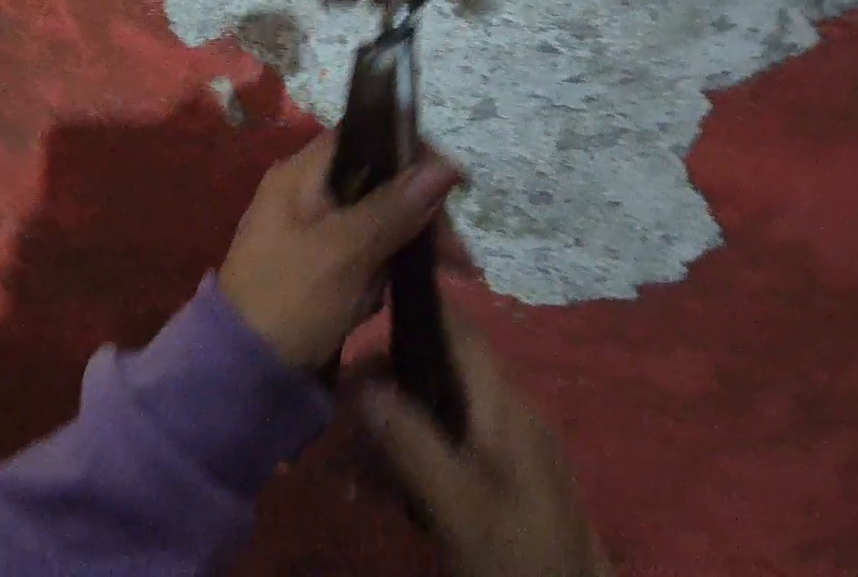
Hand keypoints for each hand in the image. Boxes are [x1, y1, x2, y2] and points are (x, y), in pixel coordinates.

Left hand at [218, 131, 460, 371]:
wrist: (242, 372)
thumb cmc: (290, 300)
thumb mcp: (346, 251)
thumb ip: (395, 207)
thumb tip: (445, 167)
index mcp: (299, 175)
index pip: (364, 138)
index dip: (410, 154)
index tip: (453, 188)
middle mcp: (304, 193)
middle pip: (377, 184)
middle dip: (415, 218)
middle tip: (455, 259)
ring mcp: (310, 231)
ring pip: (376, 224)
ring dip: (395, 256)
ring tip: (397, 289)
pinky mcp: (317, 266)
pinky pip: (362, 257)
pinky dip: (374, 279)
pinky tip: (370, 305)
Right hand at [361, 313, 611, 576]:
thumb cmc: (519, 558)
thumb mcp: (460, 507)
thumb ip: (413, 444)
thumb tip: (365, 384)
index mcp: (505, 405)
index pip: (461, 330)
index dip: (419, 307)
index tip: (367, 306)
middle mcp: (508, 412)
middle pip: (437, 371)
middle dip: (384, 387)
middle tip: (337, 415)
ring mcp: (506, 446)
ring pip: (435, 413)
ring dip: (389, 432)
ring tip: (347, 470)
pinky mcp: (500, 477)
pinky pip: (445, 447)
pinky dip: (409, 458)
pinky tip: (379, 490)